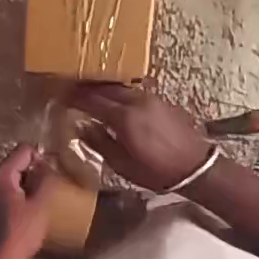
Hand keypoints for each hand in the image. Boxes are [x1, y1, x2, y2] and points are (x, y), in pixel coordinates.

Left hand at [0, 143, 51, 258]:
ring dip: (27, 185)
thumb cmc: (22, 233)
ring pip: (11, 179)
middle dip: (34, 171)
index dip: (41, 157)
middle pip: (15, 163)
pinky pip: (6, 193)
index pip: (23, 150)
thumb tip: (46, 165)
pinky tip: (27, 212)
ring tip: (41, 200)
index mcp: (1, 175)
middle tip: (50, 187)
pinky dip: (18, 196)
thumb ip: (46, 179)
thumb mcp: (41, 204)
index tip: (53, 174)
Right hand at [70, 83, 213, 191]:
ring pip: (121, 87)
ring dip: (104, 89)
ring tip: (91, 94)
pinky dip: (120, 93)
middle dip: (87, 89)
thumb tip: (82, 127)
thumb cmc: (156, 171)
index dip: (75, 98)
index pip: (92, 100)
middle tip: (72, 91)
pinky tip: (115, 102)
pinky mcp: (162, 101)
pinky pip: (134, 92)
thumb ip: (99, 142)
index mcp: (123, 117)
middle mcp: (137, 102)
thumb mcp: (121, 164)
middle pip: (106, 88)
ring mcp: (151, 99)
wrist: (196, 167)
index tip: (62, 97)